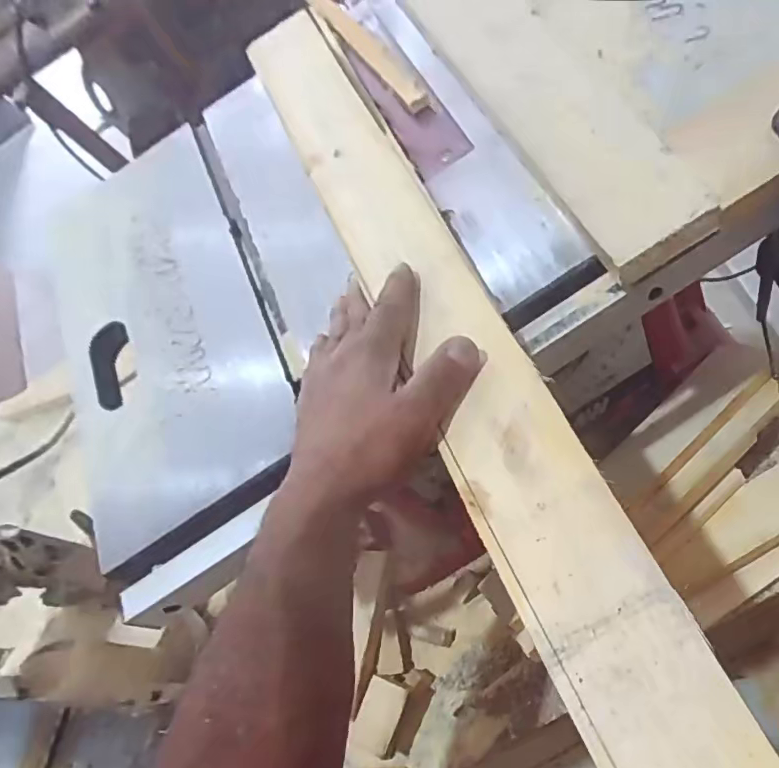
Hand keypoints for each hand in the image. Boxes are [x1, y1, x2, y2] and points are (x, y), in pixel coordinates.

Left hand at [286, 265, 482, 515]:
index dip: (399, 292)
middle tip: (362, 280)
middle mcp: (342, 360)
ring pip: (333, 338)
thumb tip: (466, 342)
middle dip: (363, 299)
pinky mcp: (311, 403)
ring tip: (343, 305)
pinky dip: (326, 349)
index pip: (388, 315)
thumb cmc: (375, 450)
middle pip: (353, 320)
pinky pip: (320, 362)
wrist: (324, 488)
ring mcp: (322, 381)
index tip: (402, 268)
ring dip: (341, 319)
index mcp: (370, 357)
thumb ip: (442, 378)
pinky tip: (324, 355)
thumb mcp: (419, 415)